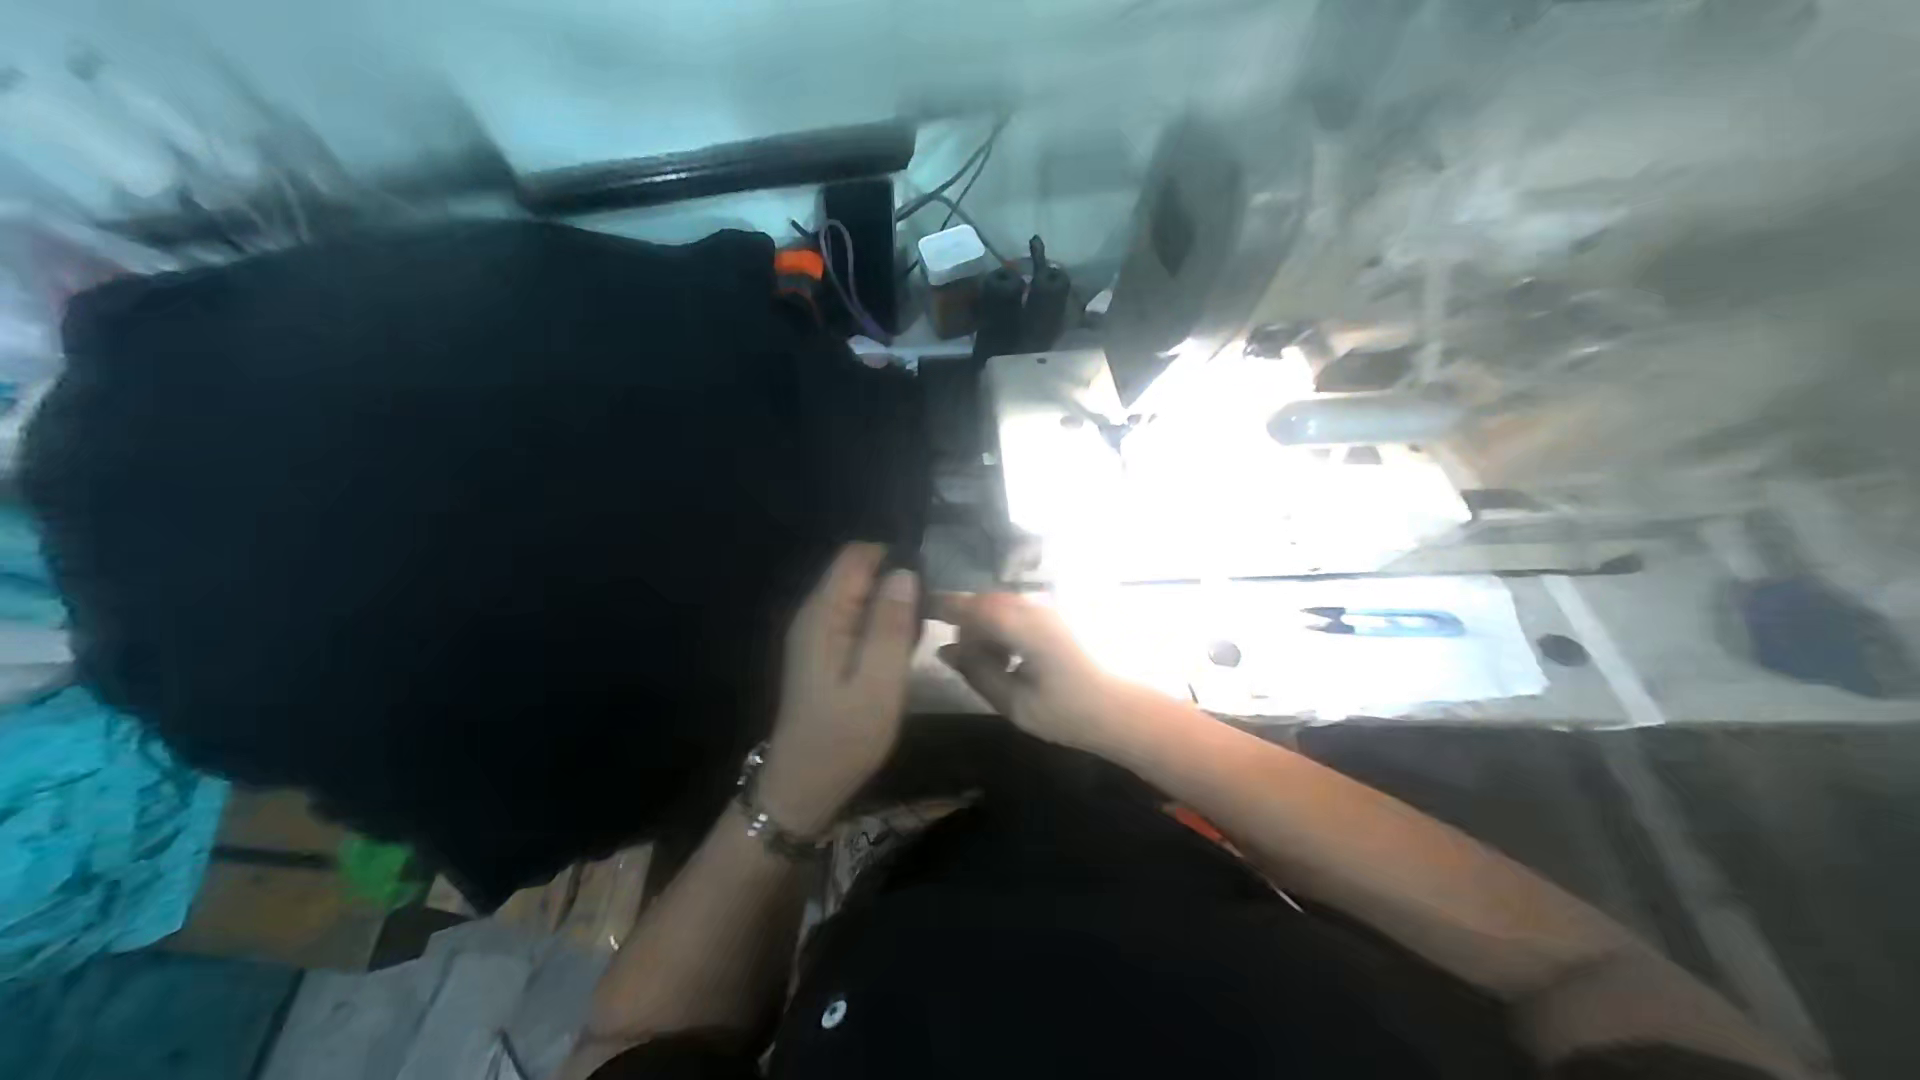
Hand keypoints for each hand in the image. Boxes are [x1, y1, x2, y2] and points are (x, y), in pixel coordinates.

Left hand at [756, 544, 918, 835]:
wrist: (806, 784)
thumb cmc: (844, 736)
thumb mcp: (879, 683)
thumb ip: (892, 625)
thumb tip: (906, 570)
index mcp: (823, 614)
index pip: (857, 554)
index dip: (895, 555)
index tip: (932, 576)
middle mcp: (816, 614)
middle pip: (861, 571)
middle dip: (899, 581)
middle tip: (933, 613)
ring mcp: (820, 632)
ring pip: (864, 594)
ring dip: (895, 605)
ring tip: (922, 631)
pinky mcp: (828, 649)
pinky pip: (861, 618)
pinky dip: (885, 625)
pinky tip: (903, 649)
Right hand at [933, 592, 1152, 755]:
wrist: (1113, 711)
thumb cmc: (1065, 713)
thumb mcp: (1013, 702)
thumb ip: (977, 672)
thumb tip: (945, 649)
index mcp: (1026, 630)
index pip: (976, 607)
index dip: (946, 605)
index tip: (919, 609)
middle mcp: (1034, 611)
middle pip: (985, 602)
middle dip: (965, 622)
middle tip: (957, 657)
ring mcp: (1044, 612)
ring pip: (997, 606)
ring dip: (982, 627)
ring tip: (983, 664)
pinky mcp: (1048, 620)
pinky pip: (1011, 613)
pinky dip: (998, 630)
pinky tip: (1003, 659)